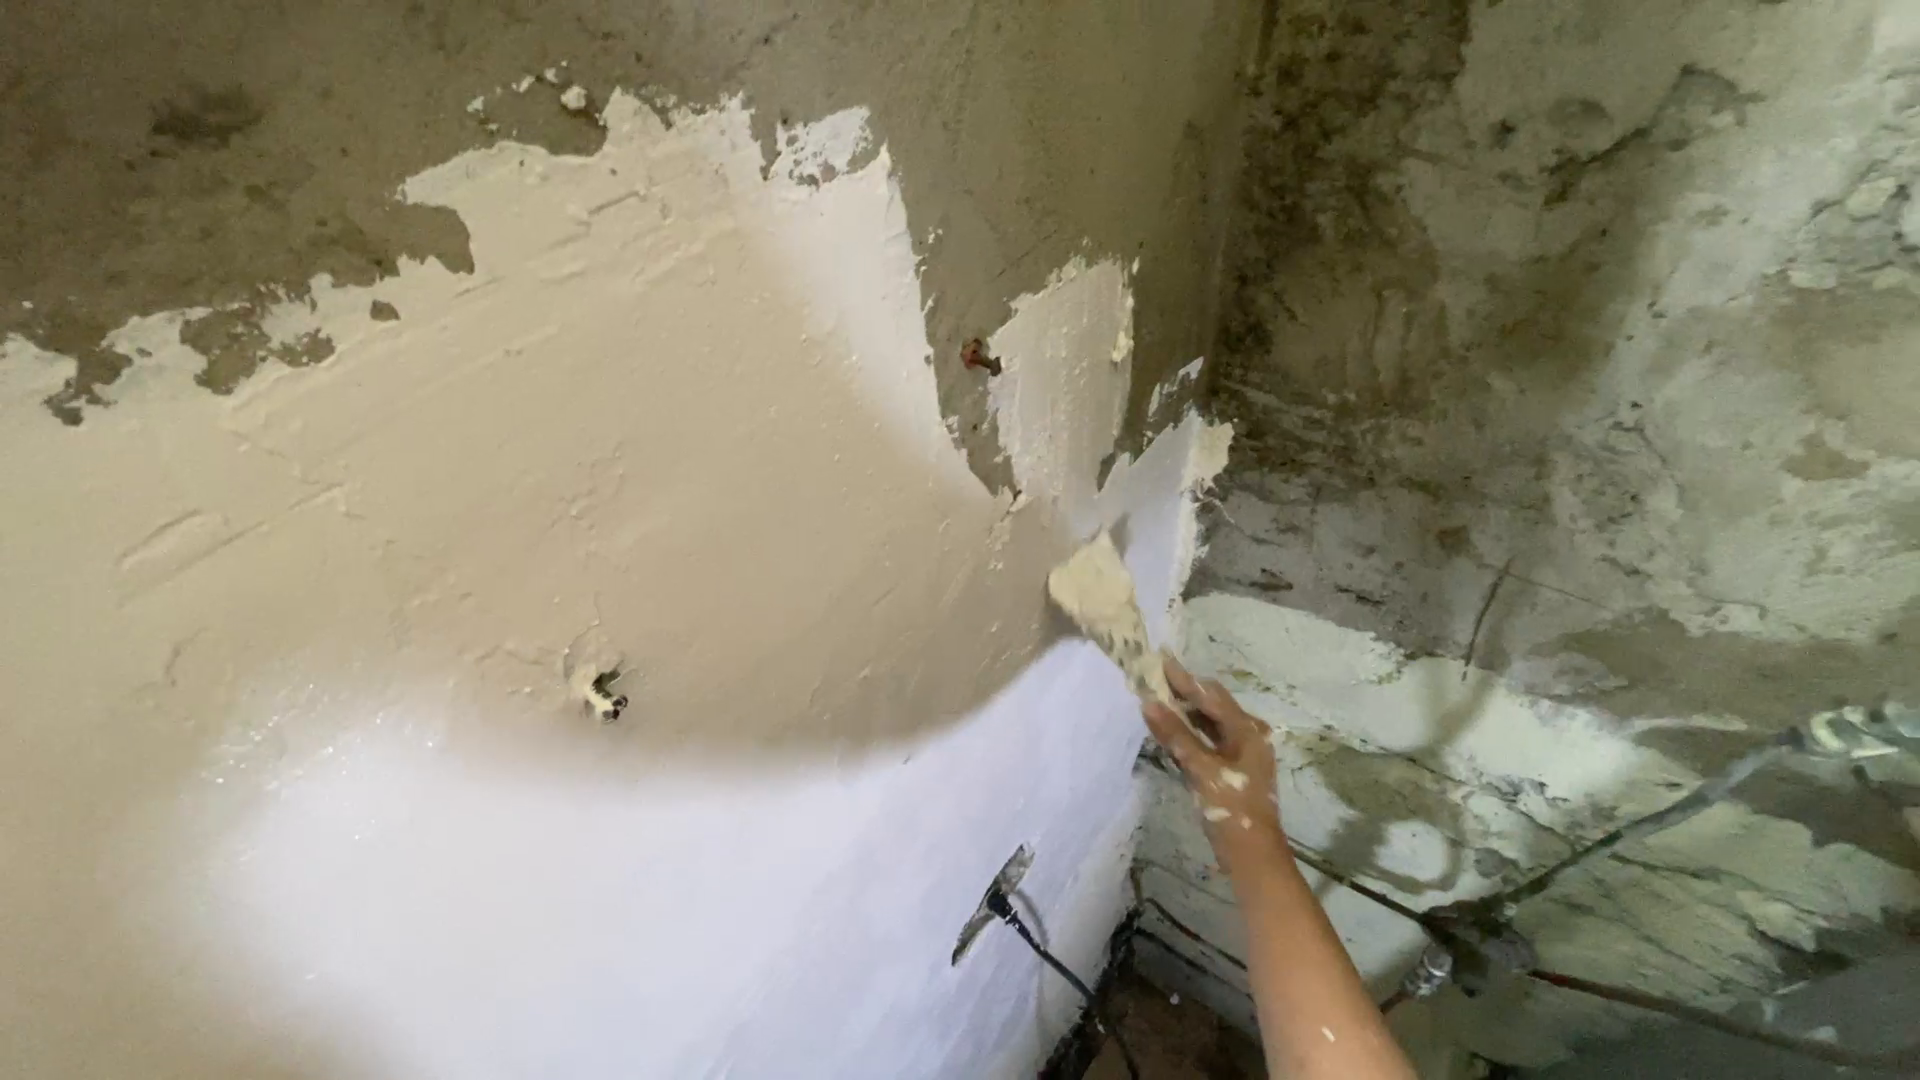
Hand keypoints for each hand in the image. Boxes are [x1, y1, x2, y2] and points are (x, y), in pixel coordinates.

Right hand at [1143, 657, 1282, 864]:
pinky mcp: (1233, 767)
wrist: (1253, 855)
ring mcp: (1242, 752)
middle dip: (1185, 691)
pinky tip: (1173, 728)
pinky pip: (1209, 738)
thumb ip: (1175, 734)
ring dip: (1187, 710)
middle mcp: (1249, 735)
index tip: (1160, 660)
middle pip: (1213, 704)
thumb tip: (1148, 702)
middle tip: (1156, 678)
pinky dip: (1191, 730)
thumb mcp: (1201, 770)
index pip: (1210, 696)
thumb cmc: (1231, 809)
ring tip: (1160, 698)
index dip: (1184, 679)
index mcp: (1247, 731)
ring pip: (1211, 721)